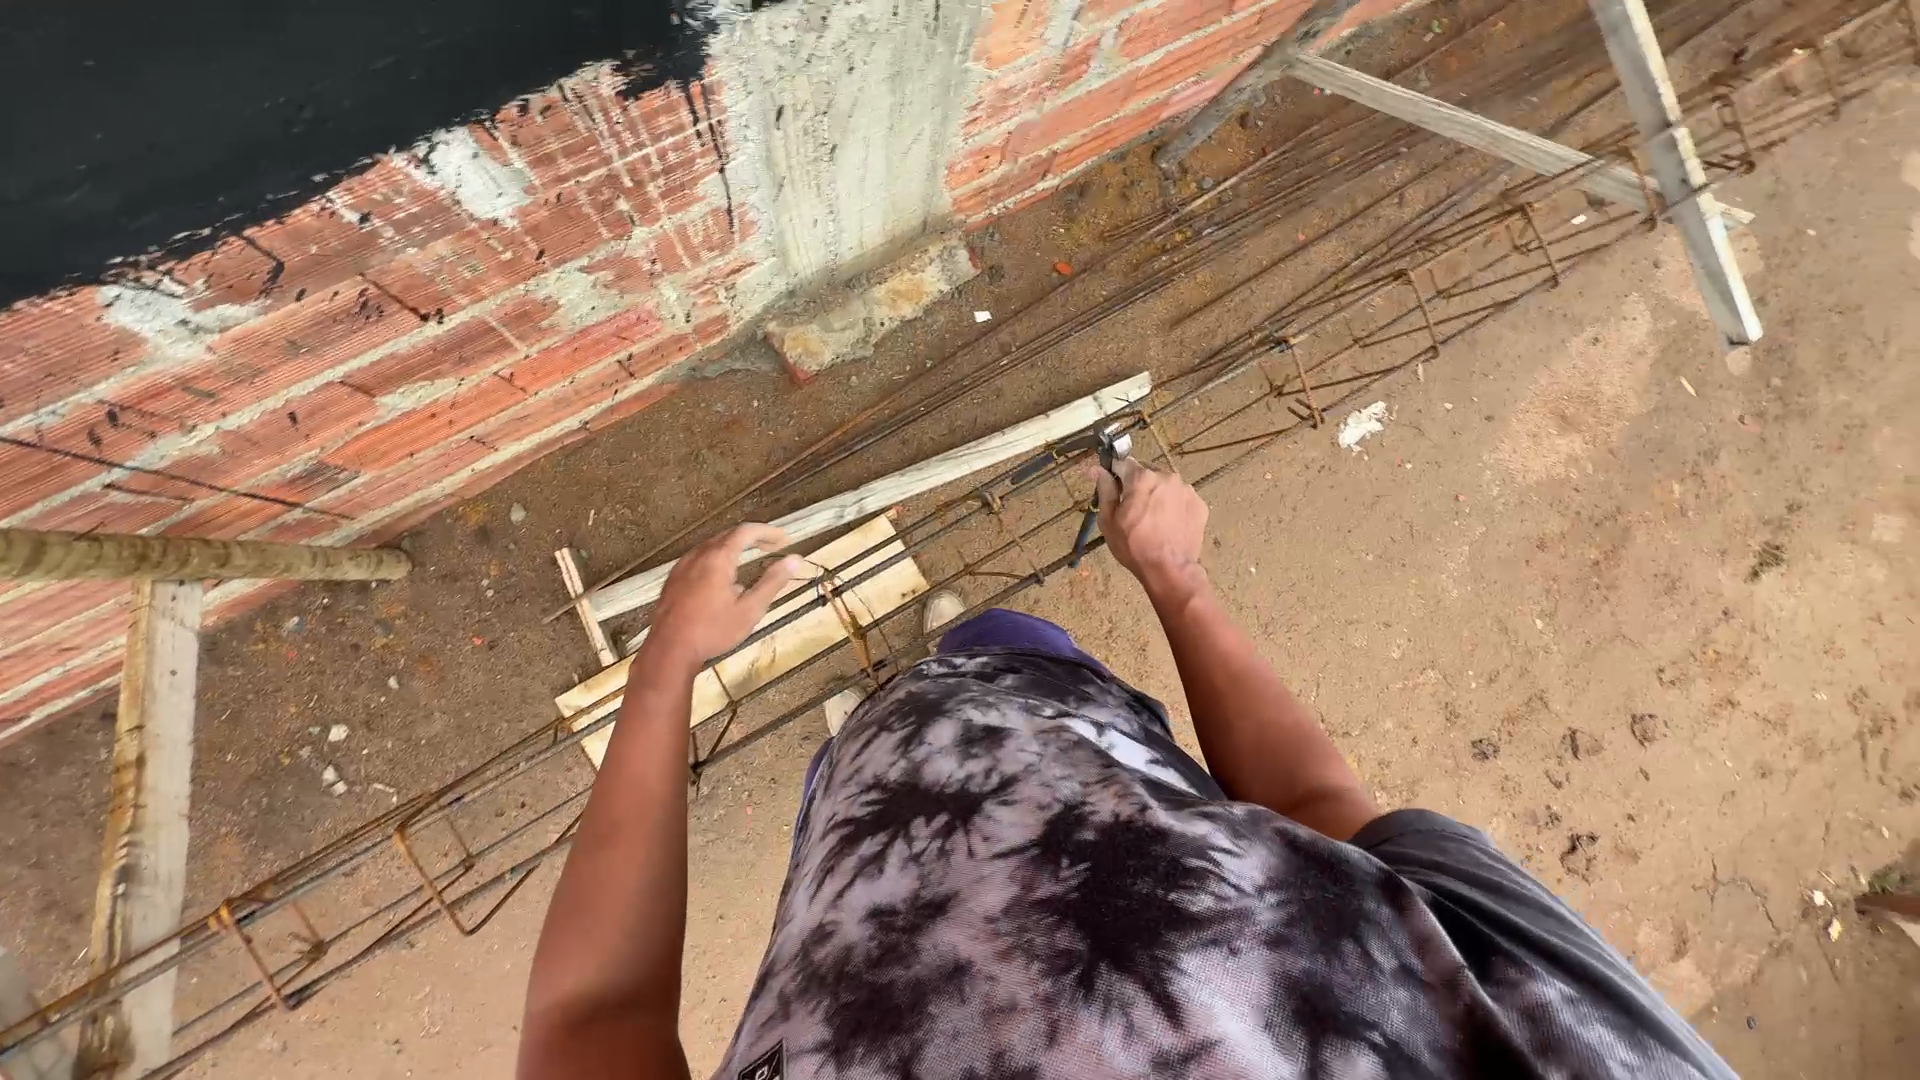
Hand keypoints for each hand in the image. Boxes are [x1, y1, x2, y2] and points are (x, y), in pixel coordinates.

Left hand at [646, 524, 802, 666]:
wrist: (669, 650)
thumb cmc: (711, 632)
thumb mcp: (750, 609)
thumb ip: (773, 581)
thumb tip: (794, 560)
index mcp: (718, 559)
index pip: (746, 531)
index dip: (768, 532)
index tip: (783, 539)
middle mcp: (698, 556)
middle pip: (728, 535)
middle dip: (753, 538)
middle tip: (771, 547)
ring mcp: (682, 567)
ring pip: (712, 546)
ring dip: (734, 547)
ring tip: (751, 558)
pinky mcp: (673, 580)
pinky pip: (699, 558)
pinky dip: (717, 558)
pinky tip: (723, 579)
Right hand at [1090, 457, 1208, 601]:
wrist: (1169, 569)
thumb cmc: (1133, 546)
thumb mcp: (1109, 520)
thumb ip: (1105, 489)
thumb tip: (1098, 470)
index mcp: (1142, 478)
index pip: (1123, 463)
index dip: (1112, 472)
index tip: (1108, 483)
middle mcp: (1167, 477)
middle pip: (1146, 472)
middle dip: (1136, 485)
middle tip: (1130, 509)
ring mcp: (1186, 490)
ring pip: (1164, 485)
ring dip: (1155, 494)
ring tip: (1151, 519)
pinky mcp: (1199, 504)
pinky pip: (1180, 498)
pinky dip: (1172, 506)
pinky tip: (1166, 524)